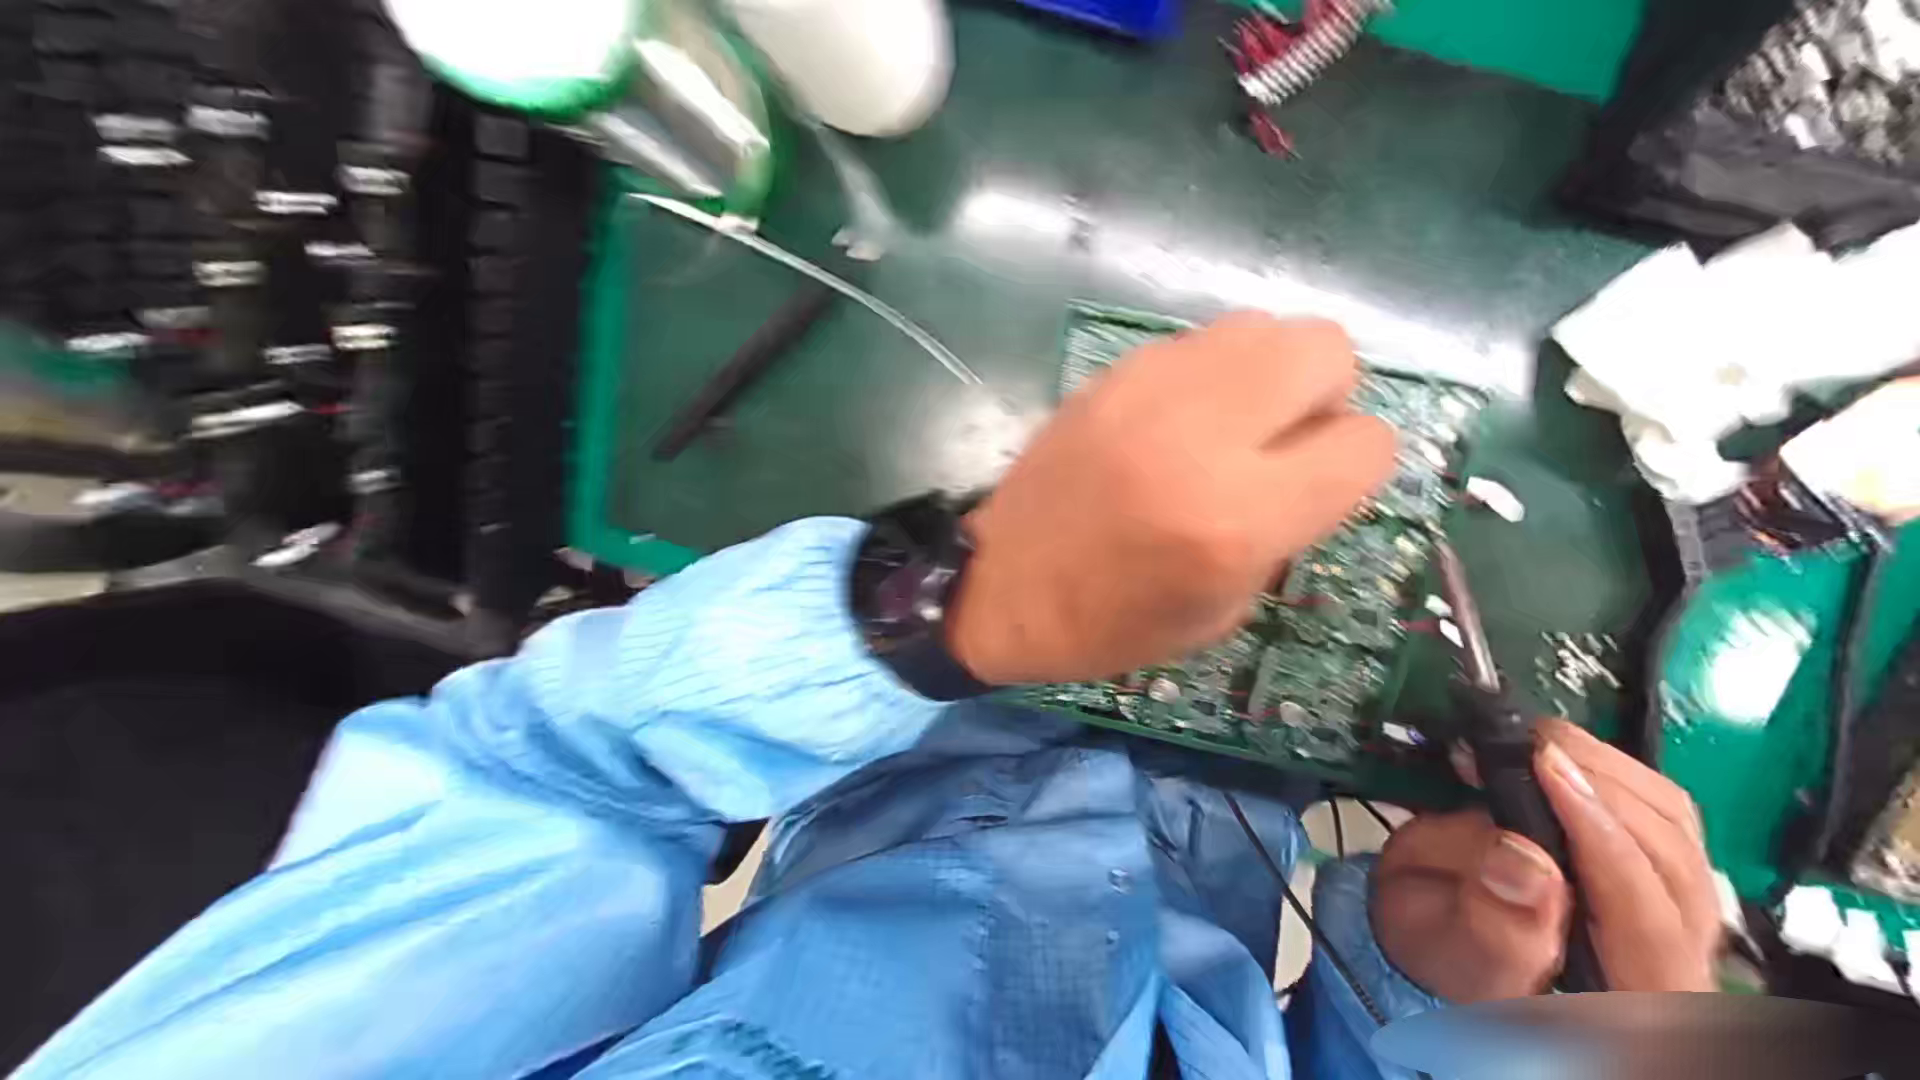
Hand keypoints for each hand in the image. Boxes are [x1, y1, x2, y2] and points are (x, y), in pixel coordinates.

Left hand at [947, 313, 1394, 684]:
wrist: (999, 588)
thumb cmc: (1107, 623)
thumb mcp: (1219, 610)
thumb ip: (1286, 531)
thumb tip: (1314, 468)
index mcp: (1236, 518)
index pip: (1365, 444)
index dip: (1355, 466)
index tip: (1322, 485)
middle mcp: (1200, 437)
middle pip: (1324, 349)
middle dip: (1324, 394)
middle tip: (1284, 439)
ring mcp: (1146, 394)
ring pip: (1259, 327)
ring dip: (1267, 372)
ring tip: (1231, 424)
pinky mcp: (1107, 378)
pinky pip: (1194, 343)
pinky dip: (1207, 372)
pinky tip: (1175, 419)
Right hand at [1373, 721, 1719, 1000]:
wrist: (1441, 933)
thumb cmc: (1439, 946)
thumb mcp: (1441, 939)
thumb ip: (1488, 918)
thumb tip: (1525, 858)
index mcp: (1626, 994)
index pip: (1644, 917)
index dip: (1598, 836)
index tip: (1543, 767)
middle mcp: (1674, 961)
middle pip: (1673, 862)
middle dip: (1600, 787)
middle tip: (1525, 745)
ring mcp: (1674, 915)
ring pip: (1675, 827)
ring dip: (1604, 770)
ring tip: (1531, 744)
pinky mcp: (1654, 872)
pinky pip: (1659, 812)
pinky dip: (1606, 770)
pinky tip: (1549, 755)